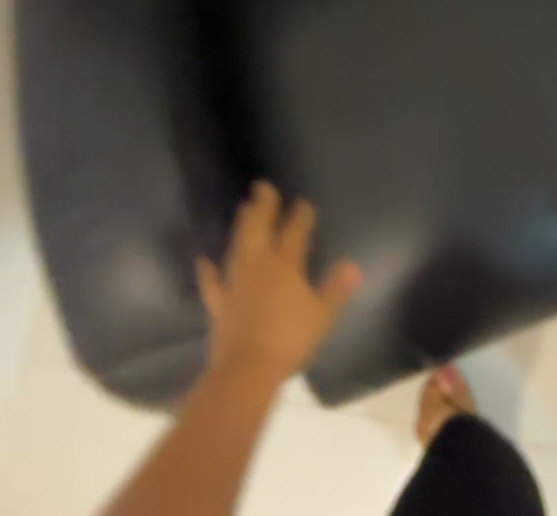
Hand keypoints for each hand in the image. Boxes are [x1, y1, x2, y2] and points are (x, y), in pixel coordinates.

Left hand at [195, 182, 363, 387]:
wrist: (247, 369)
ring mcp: (236, 282)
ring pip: (238, 246)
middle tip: (262, 186)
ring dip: (241, 226)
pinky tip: (203, 261)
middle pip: (260, 228)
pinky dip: (208, 271)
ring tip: (243, 208)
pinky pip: (212, 282)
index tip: (303, 201)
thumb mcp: (322, 314)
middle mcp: (259, 265)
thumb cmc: (290, 339)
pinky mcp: (220, 303)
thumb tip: (353, 266)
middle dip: (263, 206)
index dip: (300, 215)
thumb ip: (336, 288)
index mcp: (286, 265)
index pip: (295, 232)